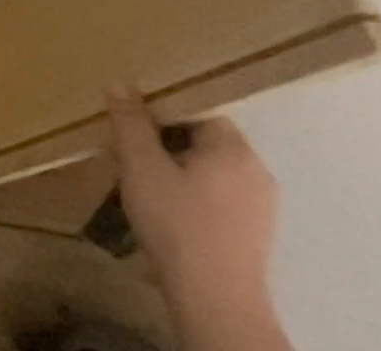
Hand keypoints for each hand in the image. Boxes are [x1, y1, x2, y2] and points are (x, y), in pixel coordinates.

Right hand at [107, 92, 279, 322]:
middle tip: (125, 150)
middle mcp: (255, 171)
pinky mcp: (252, 230)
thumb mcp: (141, 166)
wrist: (214, 297)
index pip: (199, 110)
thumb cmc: (177, 222)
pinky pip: (217, 193)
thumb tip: (121, 84)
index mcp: (234, 150)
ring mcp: (259, 204)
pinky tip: (163, 207)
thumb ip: (131, 123)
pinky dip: (189, 190)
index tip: (129, 119)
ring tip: (137, 179)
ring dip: (173, 166)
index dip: (162, 109)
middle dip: (162, 140)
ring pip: (209, 168)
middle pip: (203, 139)